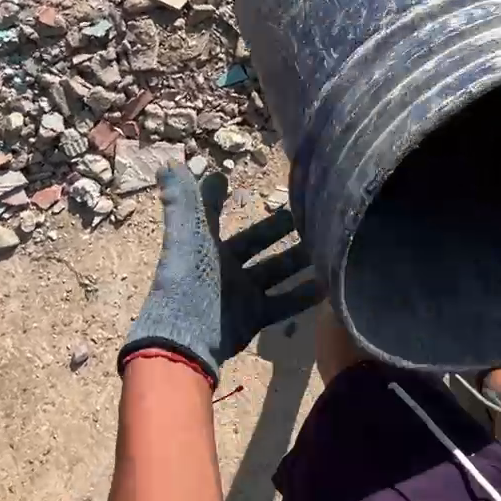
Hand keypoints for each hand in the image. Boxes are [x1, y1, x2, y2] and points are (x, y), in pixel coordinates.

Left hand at [118, 165, 321, 384]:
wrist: (187, 338)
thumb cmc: (188, 280)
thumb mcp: (188, 236)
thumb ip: (184, 202)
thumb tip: (171, 162)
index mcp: (207, 247)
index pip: (218, 217)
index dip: (224, 199)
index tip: (236, 178)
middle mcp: (225, 269)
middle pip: (259, 243)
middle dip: (282, 227)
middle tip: (311, 211)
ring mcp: (242, 294)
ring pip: (277, 270)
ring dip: (300, 258)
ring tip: (328, 243)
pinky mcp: (255, 317)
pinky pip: (285, 302)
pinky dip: (305, 294)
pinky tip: (329, 284)